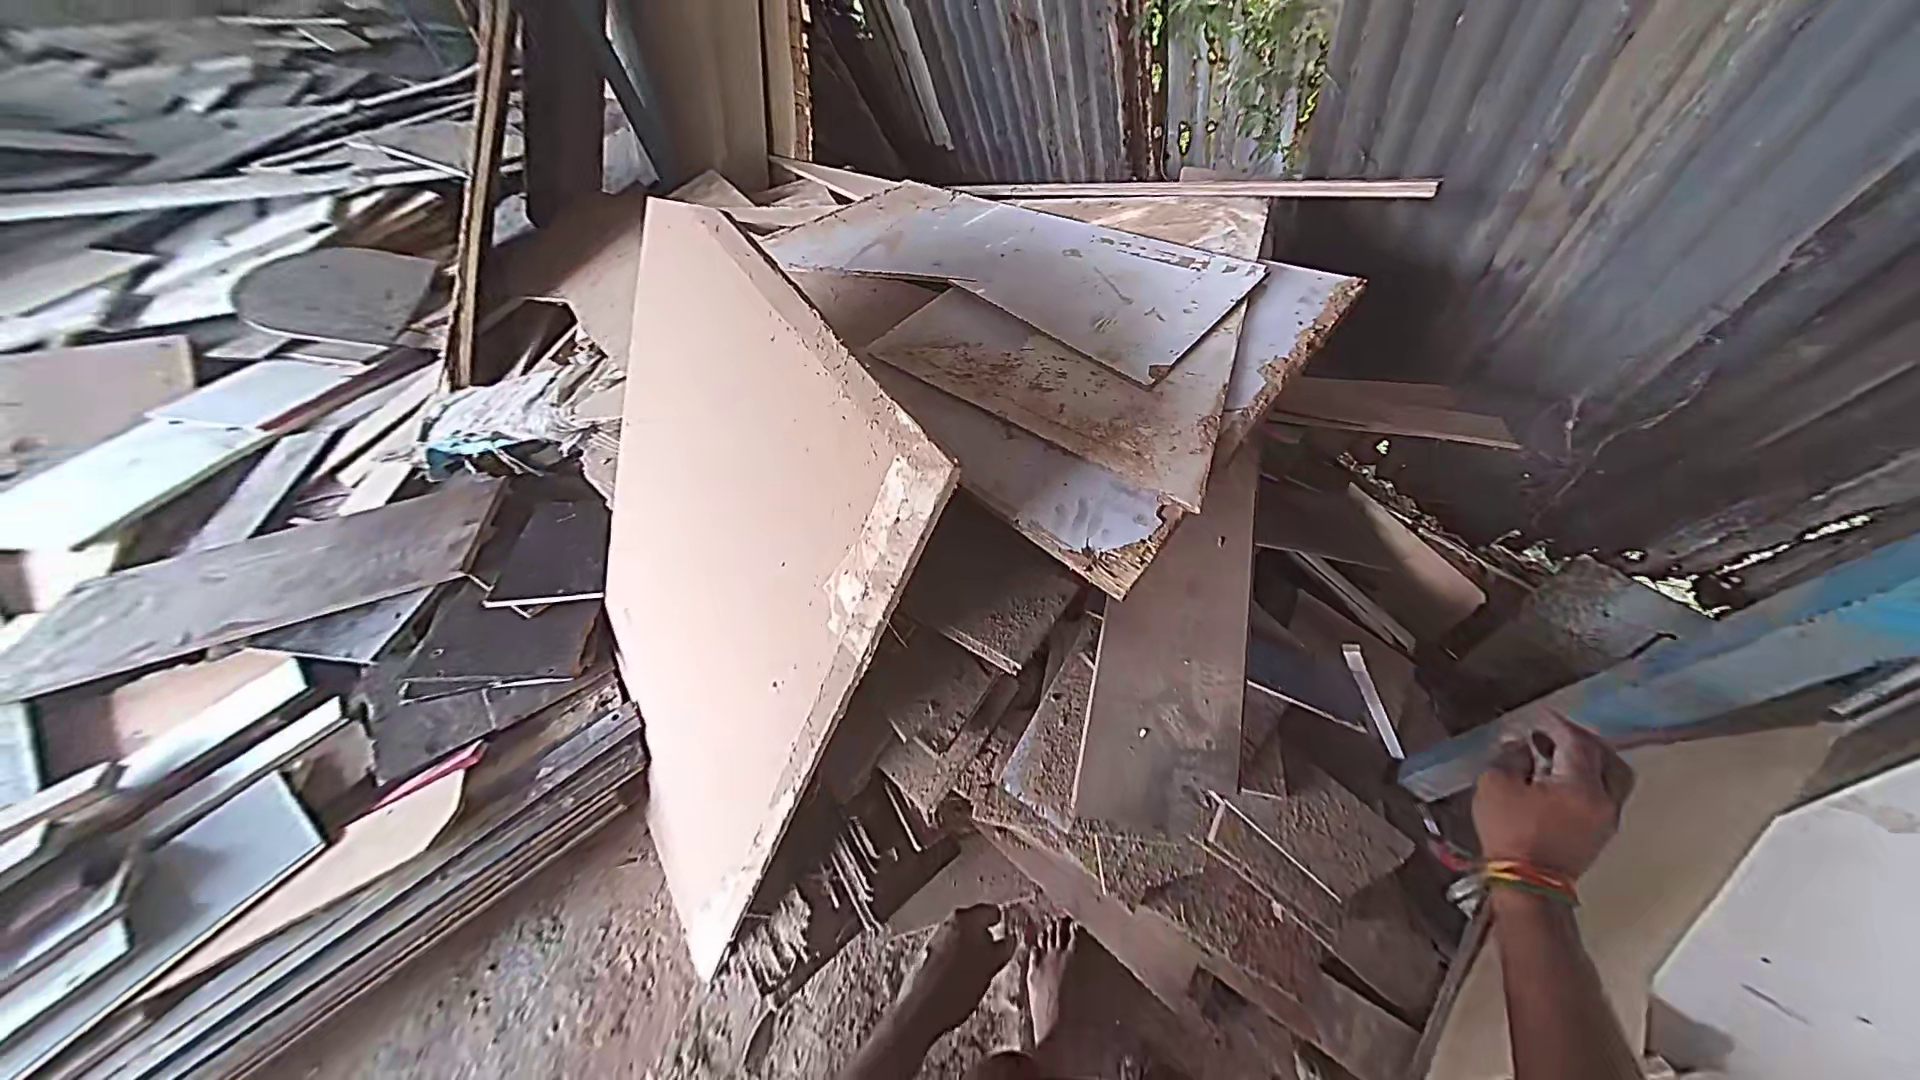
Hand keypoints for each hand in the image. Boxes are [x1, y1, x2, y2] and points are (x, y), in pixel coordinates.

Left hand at [899, 904, 1016, 1035]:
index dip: (1002, 924)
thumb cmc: (957, 986)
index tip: (1007, 934)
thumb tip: (1009, 940)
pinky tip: (960, 978)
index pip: (991, 911)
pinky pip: (949, 950)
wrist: (922, 1008)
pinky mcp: (926, 953)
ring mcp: (936, 936)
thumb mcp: (990, 967)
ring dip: (970, 949)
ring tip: (977, 972)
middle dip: (984, 937)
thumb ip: (1003, 949)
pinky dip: (956, 959)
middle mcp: (950, 922)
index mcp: (967, 918)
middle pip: (975, 922)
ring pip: (961, 937)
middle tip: (993, 957)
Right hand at [1472, 711, 1633, 878]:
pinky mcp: (1601, 830)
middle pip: (1611, 760)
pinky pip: (1605, 792)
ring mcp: (1608, 818)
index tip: (1541, 714)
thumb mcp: (1496, 785)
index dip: (1559, 725)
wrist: (1527, 878)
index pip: (1579, 745)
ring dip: (1589, 758)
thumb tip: (1519, 743)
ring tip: (1555, 749)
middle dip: (1585, 740)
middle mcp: (1606, 800)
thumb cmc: (1509, 828)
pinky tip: (1558, 773)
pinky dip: (1588, 775)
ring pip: (1613, 777)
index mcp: (1582, 786)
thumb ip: (1510, 758)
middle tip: (1556, 729)